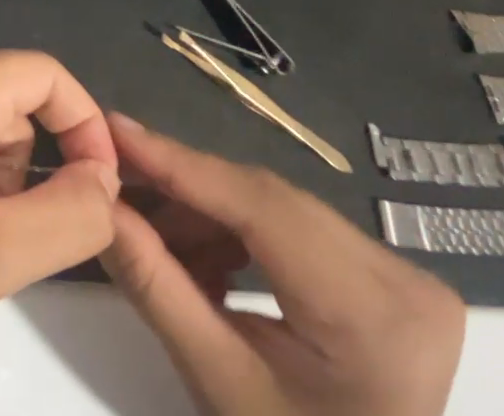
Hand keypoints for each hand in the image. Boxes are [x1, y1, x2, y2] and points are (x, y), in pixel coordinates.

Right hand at [99, 113, 464, 415]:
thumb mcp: (214, 374)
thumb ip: (153, 283)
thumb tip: (98, 207)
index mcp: (372, 312)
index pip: (261, 208)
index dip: (181, 163)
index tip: (113, 130)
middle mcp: (404, 278)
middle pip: (268, 201)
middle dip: (183, 190)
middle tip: (112, 183)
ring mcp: (404, 274)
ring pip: (275, 207)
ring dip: (204, 215)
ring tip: (154, 245)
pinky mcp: (389, 277)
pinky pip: (292, 227)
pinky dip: (234, 234)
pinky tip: (201, 264)